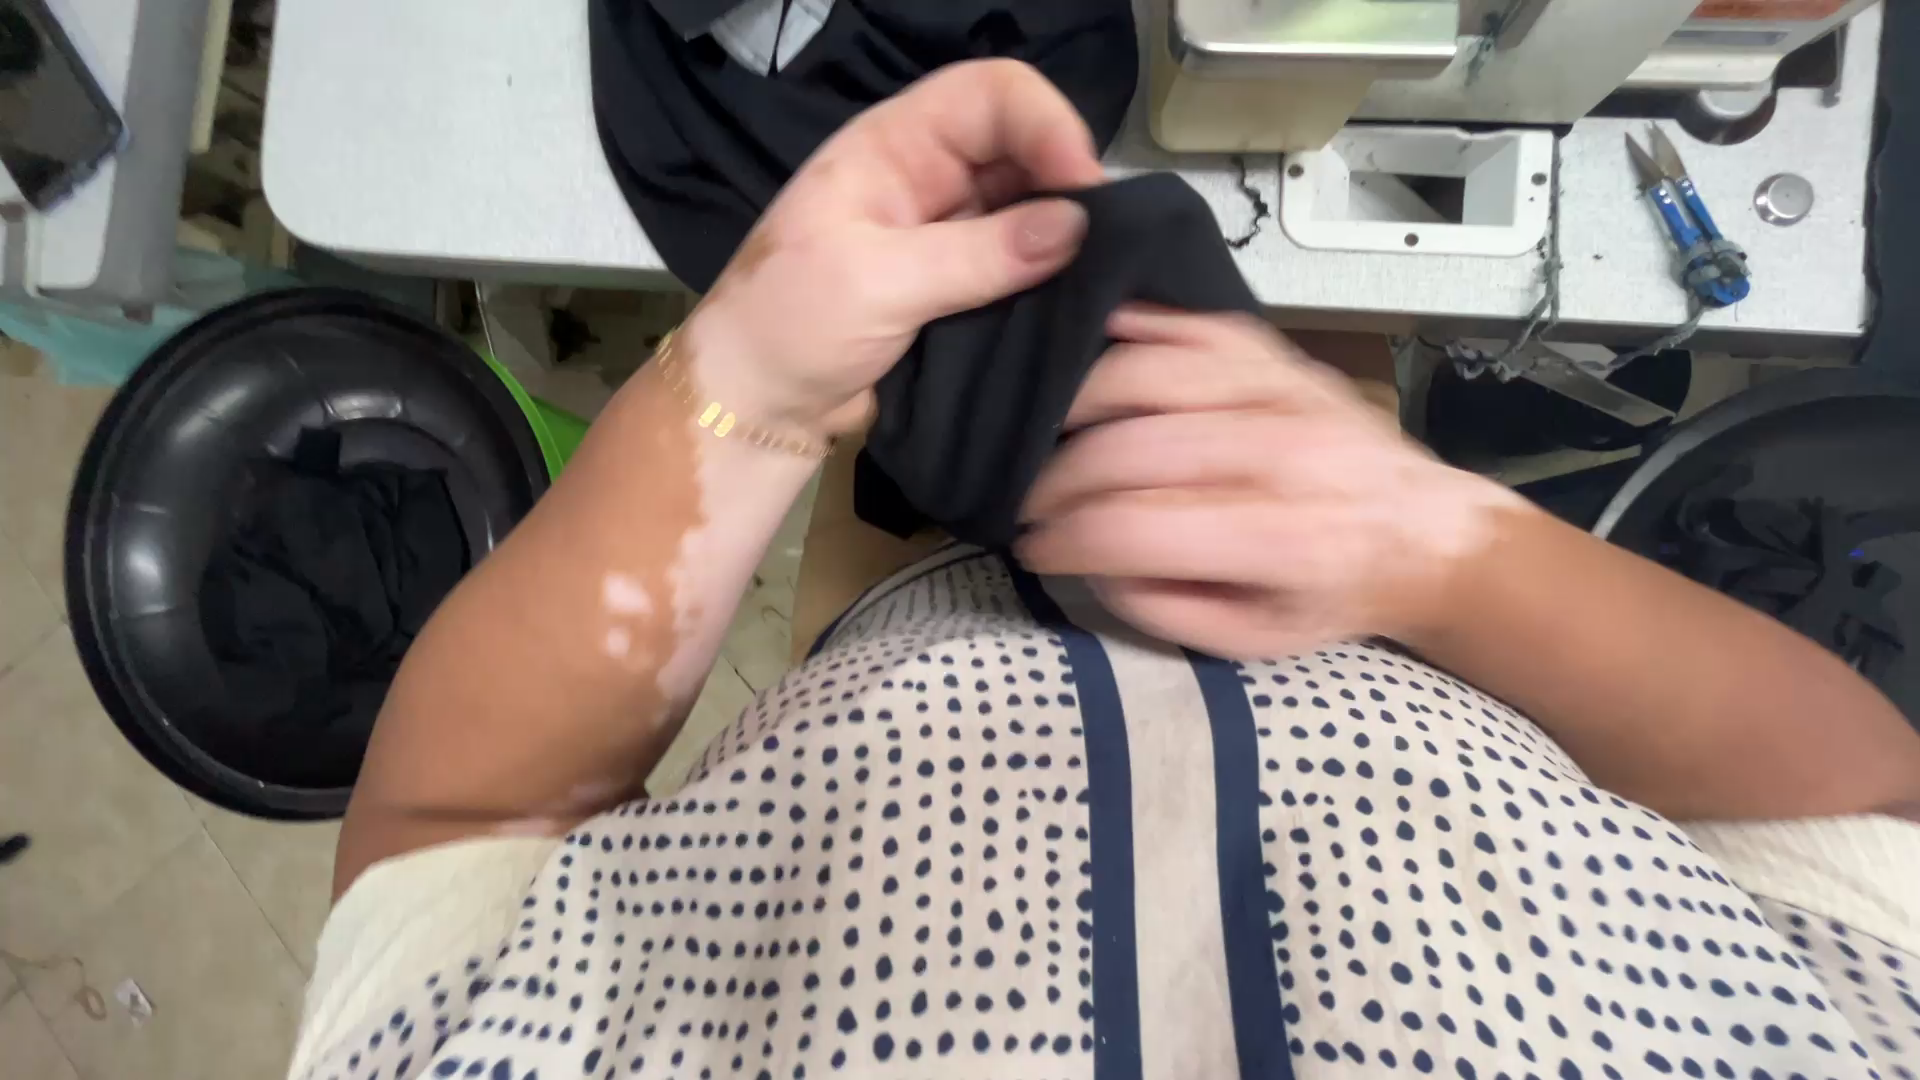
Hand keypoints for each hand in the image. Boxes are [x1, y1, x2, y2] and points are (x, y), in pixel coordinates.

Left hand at [676, 60, 1104, 441]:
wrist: (762, 405)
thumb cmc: (792, 326)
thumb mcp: (876, 281)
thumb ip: (976, 256)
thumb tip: (1076, 228)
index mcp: (892, 147)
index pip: (990, 96)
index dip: (1047, 126)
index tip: (1086, 192)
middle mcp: (925, 181)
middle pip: (1018, 151)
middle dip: (1064, 186)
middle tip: (1107, 246)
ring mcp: (942, 239)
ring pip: (1024, 213)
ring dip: (1061, 239)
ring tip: (1100, 278)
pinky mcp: (954, 292)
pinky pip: (1013, 270)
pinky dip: (1044, 282)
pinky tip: (1071, 302)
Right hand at [1016, 307, 1529, 658]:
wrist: (1421, 530)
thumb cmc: (1328, 594)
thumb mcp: (1249, 641)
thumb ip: (1161, 608)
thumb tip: (1090, 558)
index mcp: (1279, 538)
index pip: (1132, 528)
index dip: (1061, 540)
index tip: (1034, 548)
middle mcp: (1279, 452)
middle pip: (1124, 450)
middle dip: (1053, 482)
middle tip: (1031, 504)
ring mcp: (1277, 389)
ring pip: (1141, 376)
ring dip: (1074, 407)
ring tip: (1051, 440)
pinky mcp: (1273, 355)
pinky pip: (1185, 325)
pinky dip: (1130, 331)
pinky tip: (1094, 354)